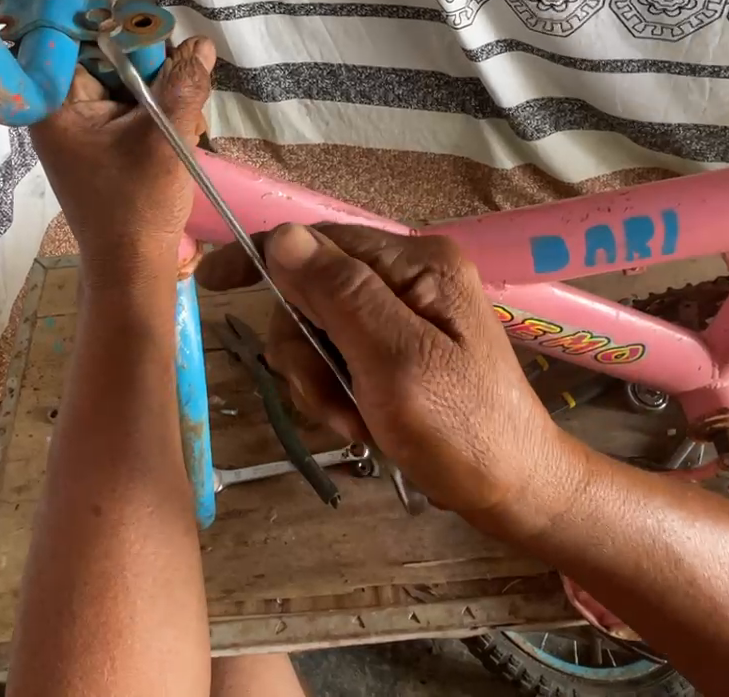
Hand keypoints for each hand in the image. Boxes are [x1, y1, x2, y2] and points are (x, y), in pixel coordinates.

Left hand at [29, 36, 216, 267]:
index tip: (153, 26)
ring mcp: (82, 128)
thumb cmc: (139, 205)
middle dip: (148, 64)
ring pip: (123, 82)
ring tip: (189, 114)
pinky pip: (129, 107)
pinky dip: (156, 111)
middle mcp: (61, 110)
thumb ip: (184, 85)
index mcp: (56, 105)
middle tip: (183, 75)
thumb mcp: (165, 138)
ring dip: (160, 90)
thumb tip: (202, 44)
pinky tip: (181, 128)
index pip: (76, 38)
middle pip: (104, 57)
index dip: (114, 26)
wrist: (134, 266)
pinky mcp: (101, 143)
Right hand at [197, 223, 570, 526]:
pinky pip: (338, 355)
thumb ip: (340, 295)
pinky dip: (336, 391)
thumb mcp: (397, 362)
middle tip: (328, 402)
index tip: (212, 281)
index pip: (317, 242)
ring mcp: (404, 312)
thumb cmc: (464, 431)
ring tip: (353, 421)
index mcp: (415, 263)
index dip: (263, 258)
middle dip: (306, 350)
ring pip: (318, 328)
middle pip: (312, 290)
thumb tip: (283, 236)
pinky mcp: (398, 346)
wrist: (517, 492)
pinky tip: (362, 422)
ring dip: (320, 379)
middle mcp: (408, 275)